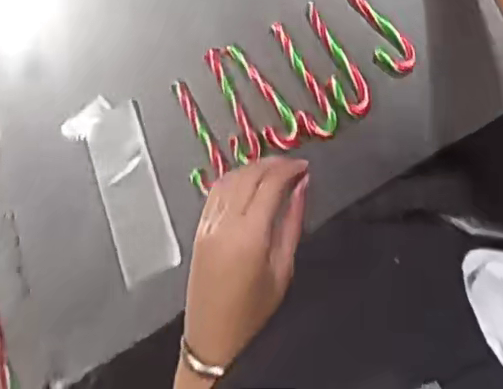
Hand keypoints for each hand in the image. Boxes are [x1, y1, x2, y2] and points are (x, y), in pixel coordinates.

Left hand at [182, 157, 309, 375]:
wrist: (213, 339)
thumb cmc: (254, 312)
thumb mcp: (282, 269)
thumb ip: (292, 222)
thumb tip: (302, 186)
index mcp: (249, 234)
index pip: (270, 184)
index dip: (288, 169)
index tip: (304, 166)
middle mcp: (225, 221)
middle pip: (250, 174)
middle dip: (273, 163)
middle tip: (292, 164)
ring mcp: (208, 222)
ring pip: (231, 177)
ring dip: (253, 167)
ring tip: (274, 170)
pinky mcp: (199, 226)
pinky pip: (217, 189)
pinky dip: (234, 177)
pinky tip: (248, 180)